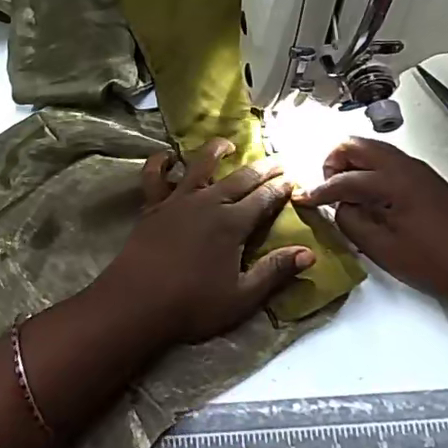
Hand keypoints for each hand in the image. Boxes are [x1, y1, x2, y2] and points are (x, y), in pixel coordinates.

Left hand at [92, 139, 314, 346]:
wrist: (139, 300)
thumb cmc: (194, 303)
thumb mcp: (242, 296)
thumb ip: (274, 271)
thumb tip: (308, 252)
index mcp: (232, 224)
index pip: (263, 199)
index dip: (279, 188)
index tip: (292, 177)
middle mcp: (207, 202)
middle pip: (238, 179)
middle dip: (260, 169)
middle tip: (276, 159)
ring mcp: (177, 200)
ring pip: (199, 166)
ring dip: (215, 151)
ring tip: (227, 144)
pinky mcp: (153, 204)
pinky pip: (155, 175)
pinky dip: (160, 162)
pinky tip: (167, 156)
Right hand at [295, 139, 447, 312]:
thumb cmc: (436, 264)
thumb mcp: (381, 248)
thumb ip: (350, 222)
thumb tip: (341, 209)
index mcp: (393, 180)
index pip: (343, 179)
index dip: (319, 190)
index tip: (304, 198)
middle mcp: (406, 166)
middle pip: (356, 146)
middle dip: (334, 162)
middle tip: (326, 186)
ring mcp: (420, 170)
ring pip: (373, 150)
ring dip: (353, 164)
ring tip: (345, 192)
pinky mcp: (429, 181)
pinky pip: (389, 162)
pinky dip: (371, 171)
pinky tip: (371, 197)